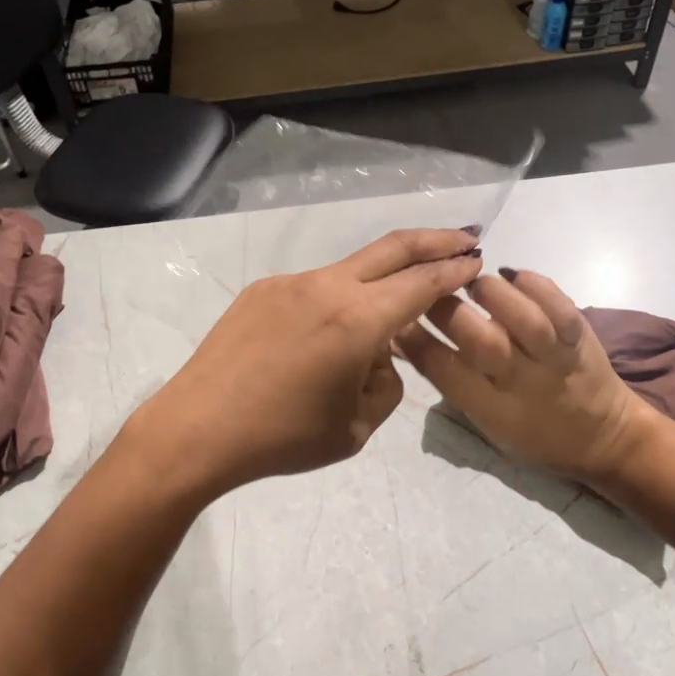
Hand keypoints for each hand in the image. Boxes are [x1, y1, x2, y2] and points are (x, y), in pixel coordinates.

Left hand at [127, 229, 482, 496]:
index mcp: (358, 320)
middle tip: (466, 237)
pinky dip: (338, 300)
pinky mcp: (263, 289)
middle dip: (436, 239)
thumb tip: (380, 354)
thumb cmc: (282, 438)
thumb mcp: (355, 429)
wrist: (197, 429)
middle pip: (394, 247)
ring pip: (352, 269)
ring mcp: (292, 283)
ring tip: (395, 303)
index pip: (421, 283)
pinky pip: (315, 288)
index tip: (477, 259)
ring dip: (384, 275)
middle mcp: (328, 287)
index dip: (454, 269)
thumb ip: (386, 383)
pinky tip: (326, 336)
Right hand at [396, 268, 649, 482]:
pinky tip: (513, 274)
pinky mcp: (580, 337)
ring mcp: (554, 359)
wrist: (603, 439)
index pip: (444, 371)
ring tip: (475, 279)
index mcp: (491, 409)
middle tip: (433, 289)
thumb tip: (401, 336)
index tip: (398, 315)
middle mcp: (522, 383)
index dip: (415, 339)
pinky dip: (535, 283)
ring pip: (523, 318)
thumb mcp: (485, 421)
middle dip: (448, 308)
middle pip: (481, 341)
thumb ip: (450, 380)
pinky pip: (560, 305)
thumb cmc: (533, 432)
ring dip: (491, 292)